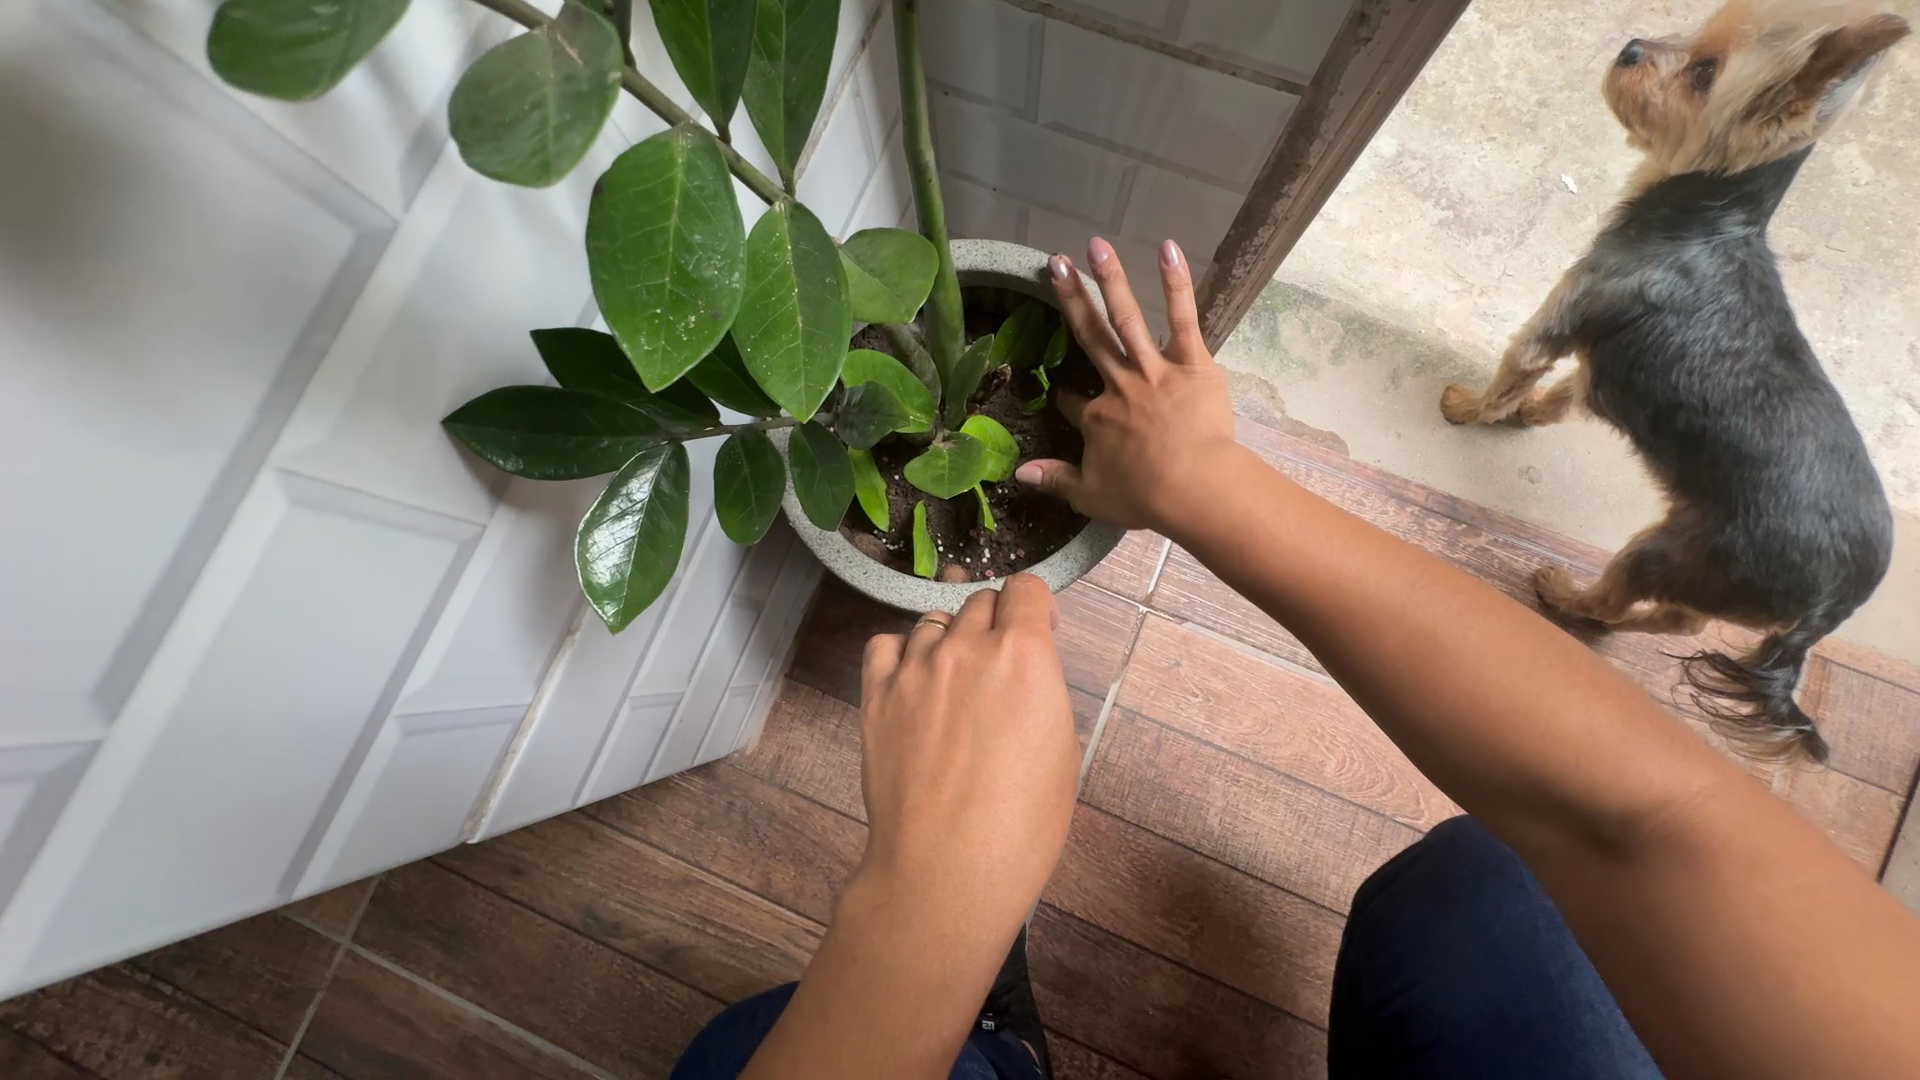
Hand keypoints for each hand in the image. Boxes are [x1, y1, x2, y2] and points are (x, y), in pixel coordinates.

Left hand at [855, 574, 1079, 942]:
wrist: (949, 868)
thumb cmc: (1024, 823)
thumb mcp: (1062, 749)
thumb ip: (1041, 690)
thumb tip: (1022, 675)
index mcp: (1023, 654)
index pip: (1026, 588)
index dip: (1036, 605)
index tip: (1039, 628)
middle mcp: (967, 646)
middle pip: (980, 601)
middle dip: (997, 624)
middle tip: (999, 666)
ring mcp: (916, 667)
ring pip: (935, 621)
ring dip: (951, 639)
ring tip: (955, 680)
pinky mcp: (877, 693)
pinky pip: (886, 645)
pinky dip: (902, 654)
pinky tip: (913, 682)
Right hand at [1014, 237, 1239, 534]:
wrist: (1192, 486)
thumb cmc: (1142, 495)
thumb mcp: (1089, 495)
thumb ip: (1054, 480)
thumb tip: (1017, 473)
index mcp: (1097, 418)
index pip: (1075, 403)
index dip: (1069, 401)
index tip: (1065, 398)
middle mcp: (1119, 385)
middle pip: (1090, 338)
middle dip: (1071, 300)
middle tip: (1054, 264)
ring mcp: (1154, 370)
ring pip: (1126, 319)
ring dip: (1110, 281)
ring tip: (1096, 245)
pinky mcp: (1191, 362)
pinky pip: (1182, 318)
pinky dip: (1175, 285)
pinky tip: (1166, 248)